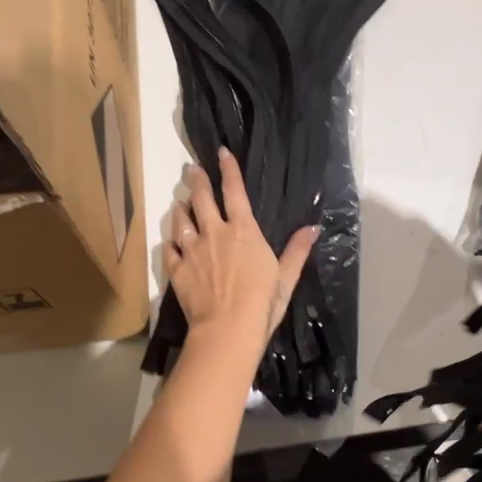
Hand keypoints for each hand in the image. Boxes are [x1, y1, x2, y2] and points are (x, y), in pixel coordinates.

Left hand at [164, 149, 318, 341]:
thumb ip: (297, 250)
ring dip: (180, 209)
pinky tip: (168, 240)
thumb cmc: (262, 303)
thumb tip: (313, 228)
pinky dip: (169, 242)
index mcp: (243, 230)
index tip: (221, 153)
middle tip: (192, 169)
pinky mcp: (178, 269)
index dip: (228, 169)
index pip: (235, 191)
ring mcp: (193, 250)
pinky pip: (169, 249)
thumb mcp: (286, 277)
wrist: (227, 329)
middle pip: (201, 198)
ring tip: (178, 203)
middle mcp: (215, 233)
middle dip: (196, 180)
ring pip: (181, 220)